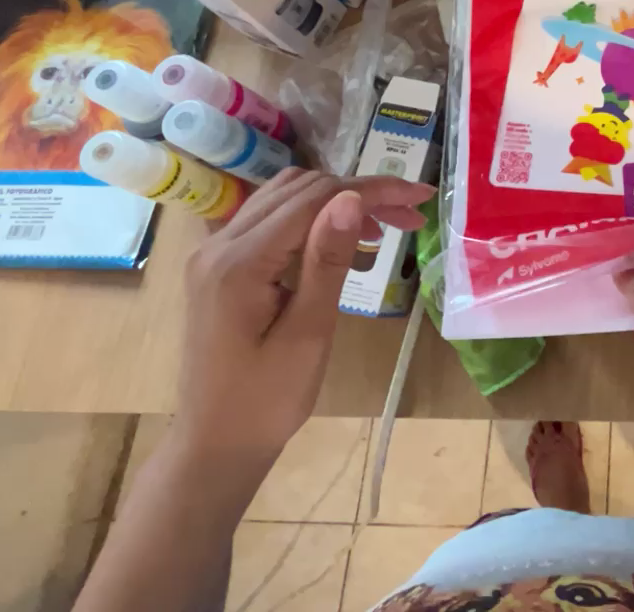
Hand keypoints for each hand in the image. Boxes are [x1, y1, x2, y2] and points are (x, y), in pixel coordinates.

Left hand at [172, 169, 434, 464]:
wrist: (216, 444)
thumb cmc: (269, 398)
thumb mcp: (309, 331)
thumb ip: (327, 259)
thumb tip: (352, 197)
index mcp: (239, 262)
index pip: (315, 199)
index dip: (372, 190)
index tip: (419, 197)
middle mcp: (219, 245)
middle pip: (301, 189)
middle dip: (360, 193)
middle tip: (409, 217)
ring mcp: (214, 253)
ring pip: (285, 196)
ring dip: (337, 201)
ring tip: (383, 228)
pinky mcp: (220, 264)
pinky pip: (271, 218)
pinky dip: (313, 217)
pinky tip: (342, 241)